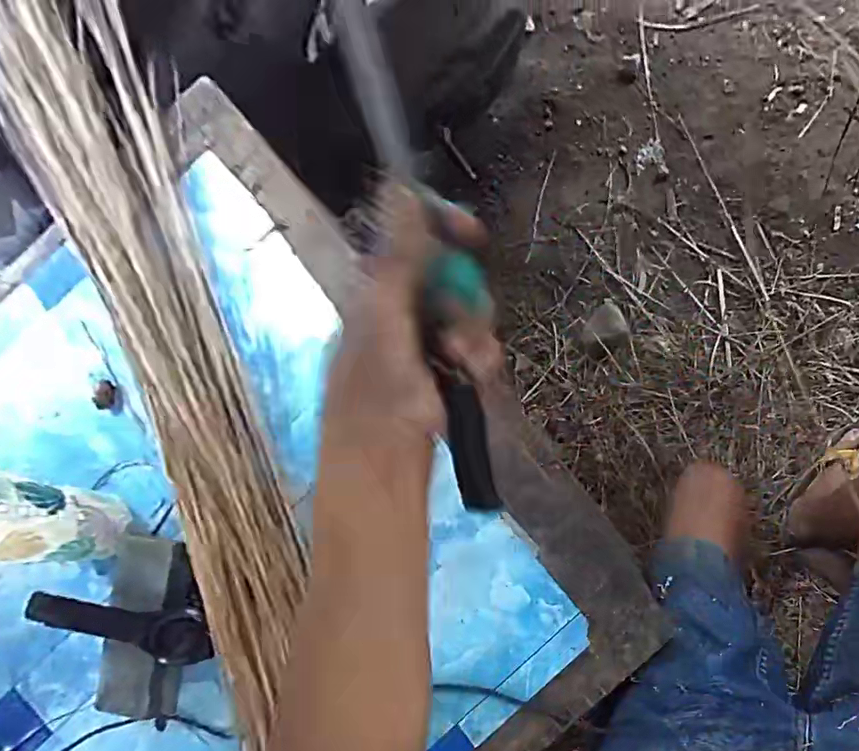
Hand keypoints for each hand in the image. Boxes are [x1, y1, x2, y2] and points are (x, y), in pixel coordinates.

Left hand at [326, 183, 503, 439]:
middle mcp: (409, 308)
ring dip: (477, 336)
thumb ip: (399, 257)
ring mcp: (434, 340)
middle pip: (456, 278)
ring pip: (474, 315)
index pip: (416, 238)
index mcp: (381, 287)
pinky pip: (483, 348)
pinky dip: (484, 360)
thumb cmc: (374, 388)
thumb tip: (402, 190)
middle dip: (467, 300)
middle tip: (460, 325)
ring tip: (464, 361)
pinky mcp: (457, 369)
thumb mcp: (383, 314)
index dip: (443, 226)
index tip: (470, 232)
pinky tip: (474, 374)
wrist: (388, 451)